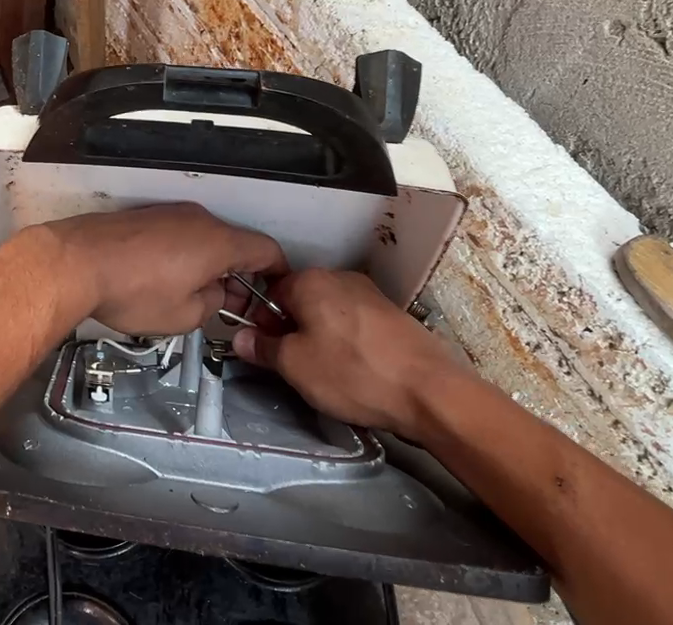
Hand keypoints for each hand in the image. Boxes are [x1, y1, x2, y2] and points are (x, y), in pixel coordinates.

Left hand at [19, 203, 286, 336]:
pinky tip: (166, 280)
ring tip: (195, 298)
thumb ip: (212, 303)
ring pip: (204, 238)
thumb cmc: (133, 291)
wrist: (76, 261)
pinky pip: (177, 234)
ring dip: (209, 265)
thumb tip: (214, 292)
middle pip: (234, 243)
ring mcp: (169, 213)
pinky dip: (183, 255)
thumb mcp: (184, 315)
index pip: (267, 250)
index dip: (278, 274)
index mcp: (218, 241)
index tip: (275, 295)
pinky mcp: (144, 216)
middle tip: (231, 309)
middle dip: (239, 276)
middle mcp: (198, 219)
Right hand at [230, 269, 463, 437]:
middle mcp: (340, 278)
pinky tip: (356, 371)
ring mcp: (371, 295)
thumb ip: (262, 348)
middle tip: (293, 366)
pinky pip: (356, 325)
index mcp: (310, 281)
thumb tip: (241, 339)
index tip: (266, 351)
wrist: (432, 393)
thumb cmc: (354, 373)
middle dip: (292, 330)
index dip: (262, 324)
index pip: (269, 293)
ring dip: (320, 337)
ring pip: (329, 314)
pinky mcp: (394, 316)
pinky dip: (348, 343)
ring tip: (327, 373)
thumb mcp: (294, 366)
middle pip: (301, 301)